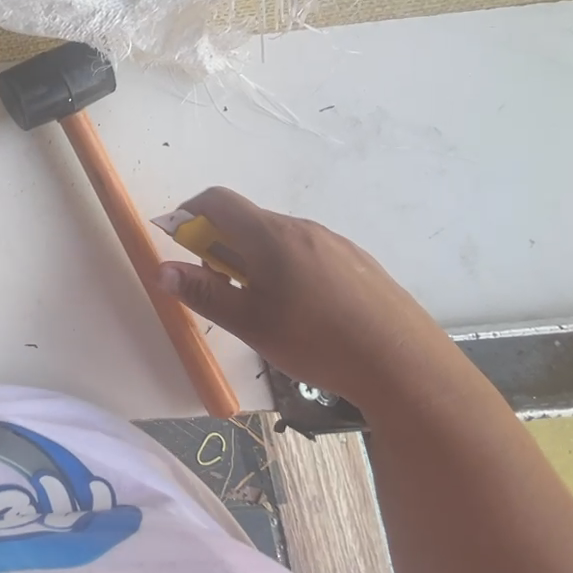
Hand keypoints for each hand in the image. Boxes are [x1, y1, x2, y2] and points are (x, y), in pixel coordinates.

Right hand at [156, 187, 466, 415]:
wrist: (411, 371)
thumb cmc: (318, 343)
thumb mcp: (249, 323)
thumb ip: (202, 293)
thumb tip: (161, 269)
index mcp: (269, 235)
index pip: (216, 201)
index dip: (190, 214)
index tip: (182, 243)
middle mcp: (303, 229)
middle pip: (248, 221)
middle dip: (222, 245)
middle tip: (222, 288)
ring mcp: (338, 245)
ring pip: (281, 240)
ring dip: (257, 259)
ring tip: (266, 307)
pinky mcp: (363, 266)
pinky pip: (312, 254)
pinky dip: (291, 270)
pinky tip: (308, 314)